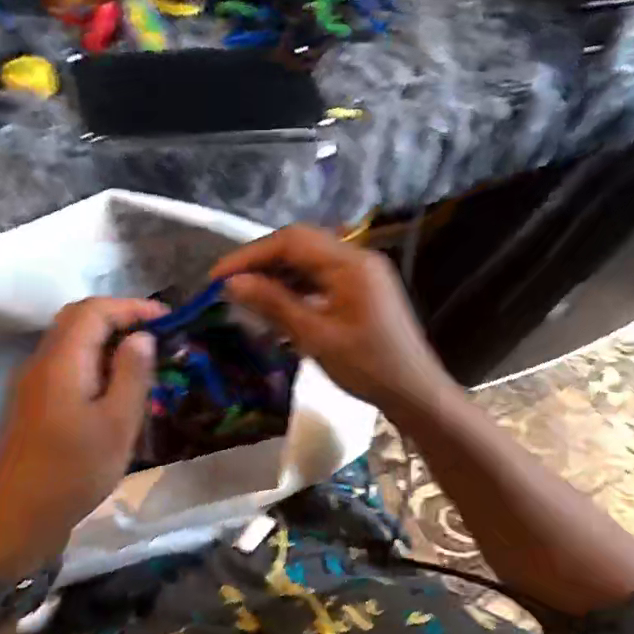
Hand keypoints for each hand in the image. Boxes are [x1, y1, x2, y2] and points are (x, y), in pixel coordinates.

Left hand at [0, 297, 164, 578]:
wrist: (21, 516)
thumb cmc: (74, 471)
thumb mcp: (117, 424)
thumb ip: (131, 375)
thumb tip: (142, 337)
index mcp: (61, 361)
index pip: (94, 310)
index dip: (132, 307)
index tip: (168, 320)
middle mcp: (41, 362)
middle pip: (77, 319)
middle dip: (119, 318)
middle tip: (157, 335)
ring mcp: (33, 383)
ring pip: (70, 341)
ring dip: (107, 339)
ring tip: (143, 358)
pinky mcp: (34, 403)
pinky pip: (66, 364)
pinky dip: (94, 360)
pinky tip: (116, 385)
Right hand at [210, 224, 458, 413]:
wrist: (415, 392)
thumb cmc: (367, 367)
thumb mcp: (316, 337)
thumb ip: (274, 305)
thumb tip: (233, 284)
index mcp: (350, 262)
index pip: (291, 241)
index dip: (250, 255)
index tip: (218, 277)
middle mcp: (357, 258)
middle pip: (300, 246)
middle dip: (261, 263)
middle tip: (228, 287)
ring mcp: (362, 273)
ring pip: (309, 262)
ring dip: (277, 276)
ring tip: (247, 297)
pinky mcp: (362, 290)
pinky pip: (321, 278)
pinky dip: (296, 288)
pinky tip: (277, 306)